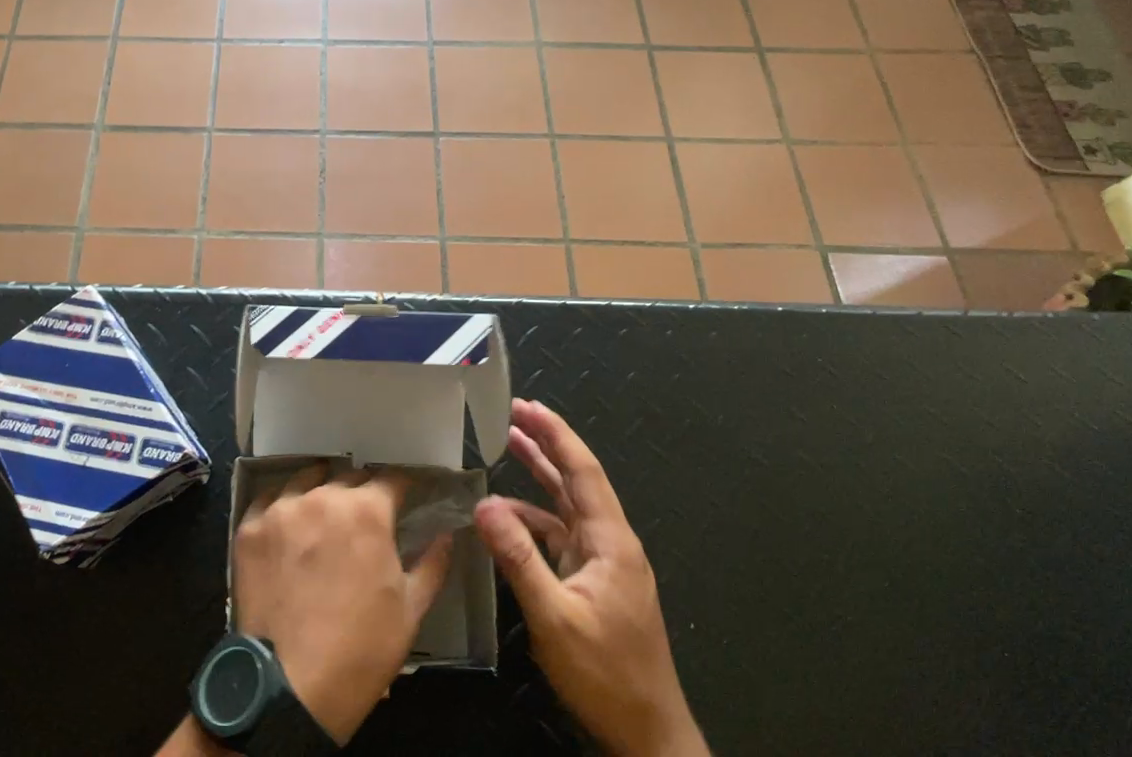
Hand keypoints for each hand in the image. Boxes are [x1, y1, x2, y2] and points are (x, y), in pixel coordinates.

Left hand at [232, 464, 454, 744]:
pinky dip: (281, 509)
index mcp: (368, 511)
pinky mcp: (248, 530)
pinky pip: (267, 503)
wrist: (292, 684)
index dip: (401, 487)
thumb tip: (444, 536)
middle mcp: (322, 498)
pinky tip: (287, 526)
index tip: (404, 496)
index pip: (391, 479)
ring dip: (320, 493)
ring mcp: (280, 511)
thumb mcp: (411, 610)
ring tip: (323, 515)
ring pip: (305, 483)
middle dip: (361, 493)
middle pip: (348, 478)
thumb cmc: (362, 648)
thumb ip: (432, 564)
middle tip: (364, 518)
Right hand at [473, 400, 706, 756]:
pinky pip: (560, 539)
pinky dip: (533, 521)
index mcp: (611, 542)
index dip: (556, 435)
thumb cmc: (605, 673)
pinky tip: (505, 518)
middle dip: (547, 445)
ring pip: (567, 508)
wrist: (646, 731)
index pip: (584, 472)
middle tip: (511, 414)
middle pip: (577, 482)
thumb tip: (484, 504)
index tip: (527, 406)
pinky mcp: (594, 584)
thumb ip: (519, 558)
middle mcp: (611, 544)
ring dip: (539, 479)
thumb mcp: (555, 616)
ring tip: (507, 448)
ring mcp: (604, 565)